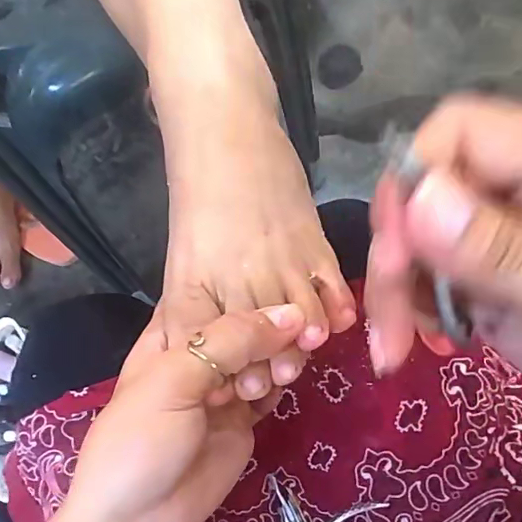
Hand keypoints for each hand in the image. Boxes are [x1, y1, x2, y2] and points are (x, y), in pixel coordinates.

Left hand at [60, 303, 308, 521]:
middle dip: (269, 330)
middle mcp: (198, 357)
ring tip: (284, 370)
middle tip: (292, 342)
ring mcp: (222, 389)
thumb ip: (229, 342)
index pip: (215, 296)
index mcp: (171, 336)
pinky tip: (289, 381)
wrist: (138, 518)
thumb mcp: (175, 380)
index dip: (249, 291)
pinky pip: (270, 390)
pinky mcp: (242, 420)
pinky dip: (281, 384)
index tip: (284, 290)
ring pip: (262, 357)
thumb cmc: (141, 440)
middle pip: (245, 327)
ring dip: (278, 358)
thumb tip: (292, 314)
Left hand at [157, 101, 357, 402]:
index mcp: (194, 284)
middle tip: (277, 378)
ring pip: (295, 314)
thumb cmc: (198, 201)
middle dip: (267, 363)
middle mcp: (236, 277)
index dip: (221, 368)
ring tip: (308, 349)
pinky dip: (337, 304)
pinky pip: (329, 282)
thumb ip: (190, 312)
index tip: (233, 388)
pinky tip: (341, 321)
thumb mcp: (181, 264)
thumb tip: (201, 356)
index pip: (204, 340)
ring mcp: (278, 258)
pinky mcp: (312, 239)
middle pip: (254, 334)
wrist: (225, 133)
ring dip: (303, 340)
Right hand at [365, 95, 521, 418]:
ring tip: (397, 348)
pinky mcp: (474, 254)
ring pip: (408, 230)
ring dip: (392, 290)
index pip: (460, 130)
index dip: (413, 184)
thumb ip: (511, 253)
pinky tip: (422, 340)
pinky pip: (415, 264)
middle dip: (396, 255)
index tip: (399, 261)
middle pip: (421, 184)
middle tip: (391, 326)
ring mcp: (497, 215)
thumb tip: (422, 199)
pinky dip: (405, 304)